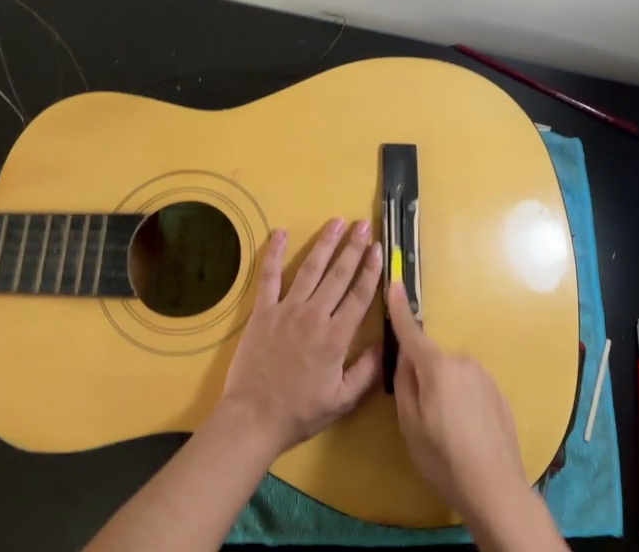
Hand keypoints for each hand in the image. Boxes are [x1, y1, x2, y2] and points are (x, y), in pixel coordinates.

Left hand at [217, 218, 382, 454]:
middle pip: (338, 275)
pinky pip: (269, 277)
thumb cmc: (300, 412)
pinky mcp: (263, 311)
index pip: (359, 296)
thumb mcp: (342, 400)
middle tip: (363, 225)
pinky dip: (273, 253)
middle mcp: (314, 316)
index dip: (371, 270)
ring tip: (336, 221)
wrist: (254, 417)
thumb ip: (366, 371)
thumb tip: (384, 344)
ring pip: (310, 269)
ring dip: (324, 244)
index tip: (378, 249)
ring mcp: (287, 310)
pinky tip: (280, 233)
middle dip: (353, 248)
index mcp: (336, 337)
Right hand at [386, 277, 533, 522]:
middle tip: (422, 417)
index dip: (400, 309)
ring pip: (451, 376)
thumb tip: (406, 360)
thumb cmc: (443, 458)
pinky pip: (470, 389)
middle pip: (432, 360)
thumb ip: (404, 383)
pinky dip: (462, 403)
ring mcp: (484, 376)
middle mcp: (462, 362)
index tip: (394, 283)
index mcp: (436, 367)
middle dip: (423, 377)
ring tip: (447, 432)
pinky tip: (466, 434)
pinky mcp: (498, 393)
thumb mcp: (409, 423)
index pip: (411, 332)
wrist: (495, 488)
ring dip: (444, 391)